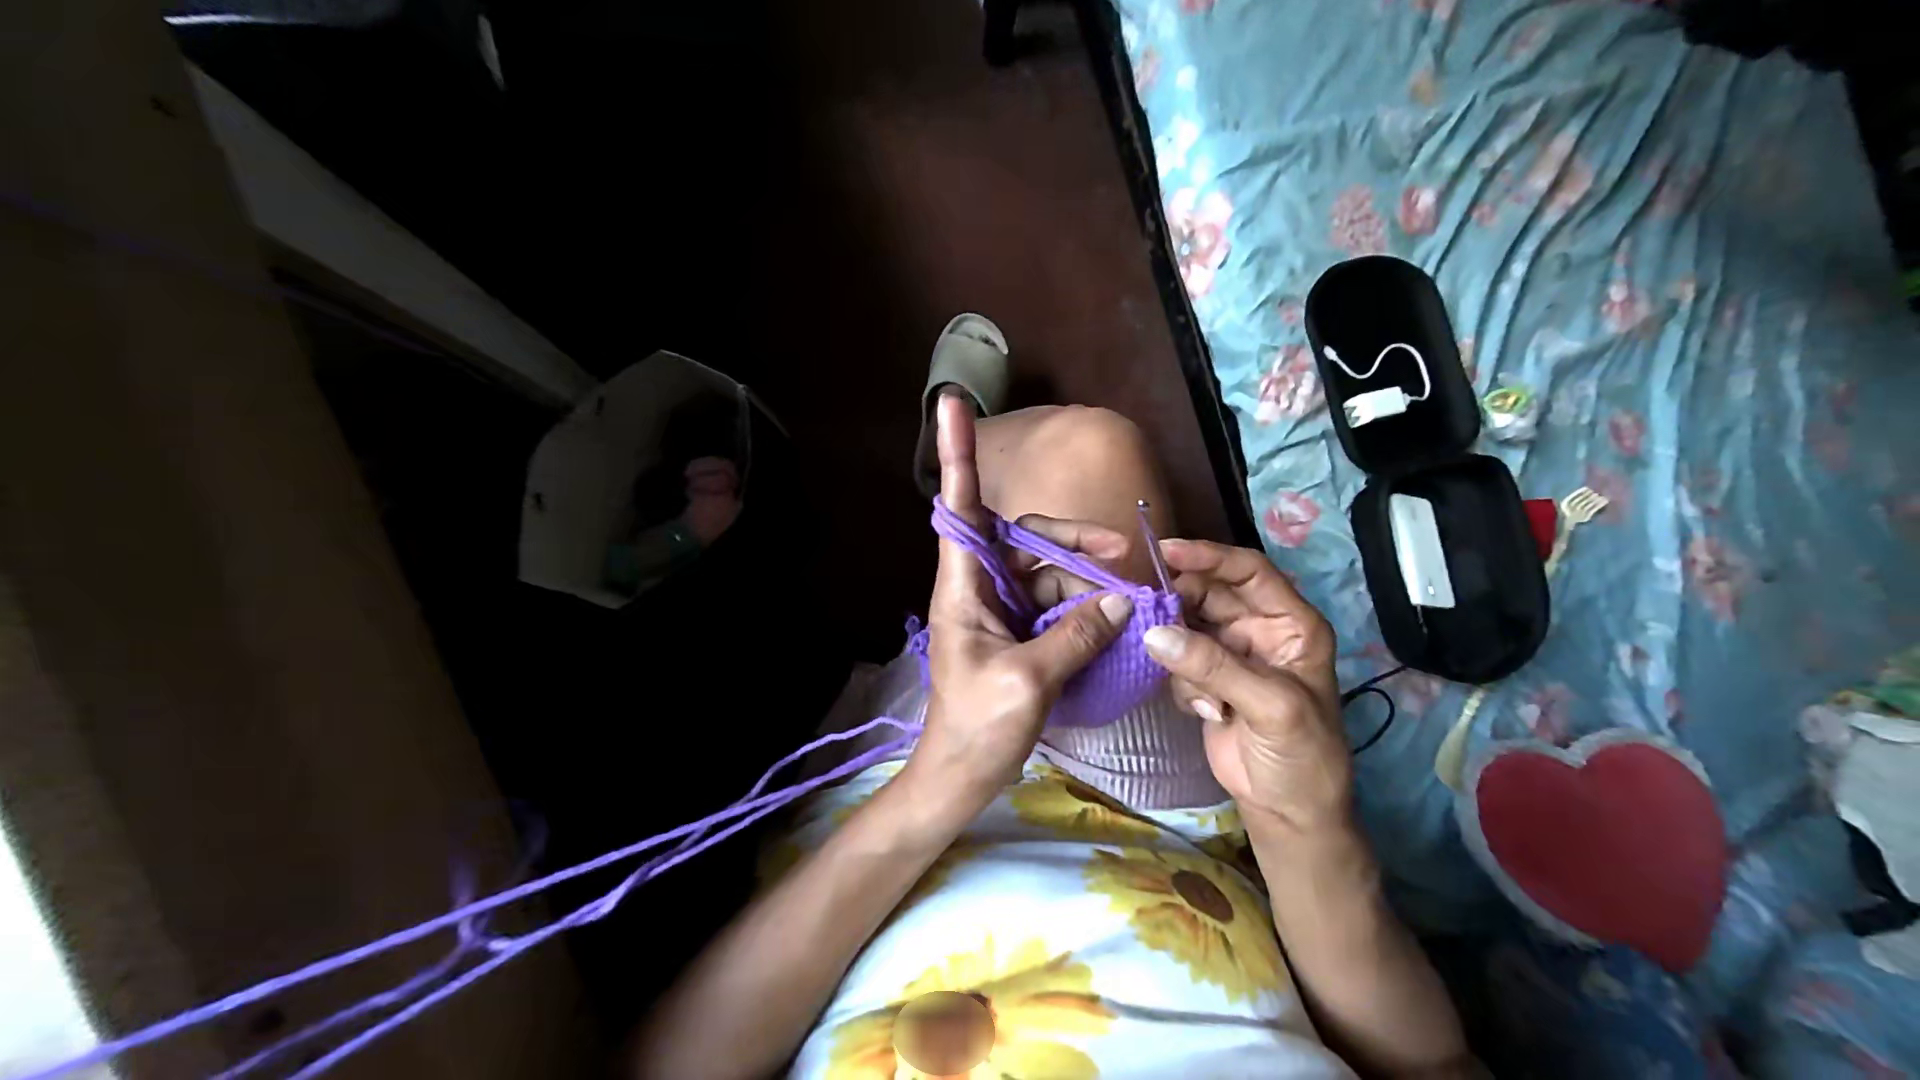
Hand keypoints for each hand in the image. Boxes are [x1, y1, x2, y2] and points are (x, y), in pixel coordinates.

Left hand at [904, 394, 1135, 819]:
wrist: (959, 774)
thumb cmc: (979, 727)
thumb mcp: (1030, 681)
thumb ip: (1076, 634)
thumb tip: (1120, 598)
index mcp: (963, 588)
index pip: (958, 509)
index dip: (956, 456)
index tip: (951, 404)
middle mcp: (978, 587)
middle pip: (1022, 537)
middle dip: (1070, 538)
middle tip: (1119, 549)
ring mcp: (998, 609)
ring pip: (1045, 571)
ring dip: (1083, 579)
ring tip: (1122, 600)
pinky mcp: (1016, 631)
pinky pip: (1053, 602)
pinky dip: (1081, 606)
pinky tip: (1109, 619)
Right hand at [1141, 540, 1350, 833]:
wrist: (1287, 813)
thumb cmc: (1302, 756)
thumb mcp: (1270, 706)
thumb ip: (1214, 666)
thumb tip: (1154, 632)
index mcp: (1292, 624)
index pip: (1250, 572)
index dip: (1210, 557)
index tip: (1166, 552)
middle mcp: (1259, 631)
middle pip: (1210, 594)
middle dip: (1183, 604)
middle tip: (1152, 614)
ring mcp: (1229, 655)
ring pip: (1186, 625)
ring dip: (1179, 649)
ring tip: (1197, 688)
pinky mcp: (1206, 679)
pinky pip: (1176, 658)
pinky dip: (1179, 679)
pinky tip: (1203, 711)